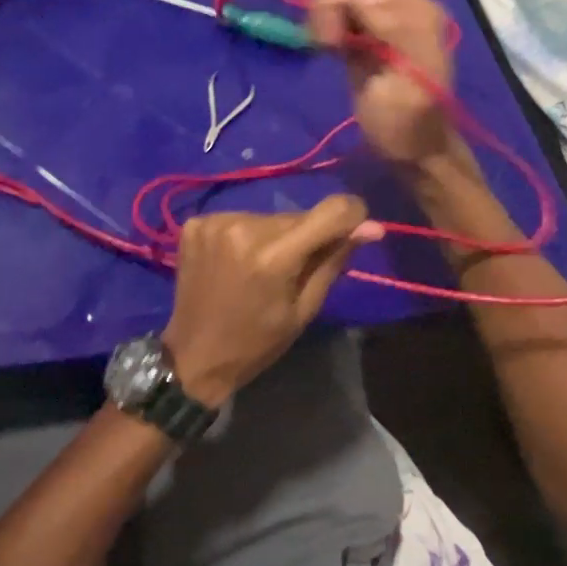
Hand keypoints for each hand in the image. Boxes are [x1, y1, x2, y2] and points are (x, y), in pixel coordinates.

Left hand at [162, 195, 383, 403]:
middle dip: (305, 236)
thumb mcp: (304, 309)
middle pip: (296, 216)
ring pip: (267, 218)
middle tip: (293, 270)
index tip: (356, 228)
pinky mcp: (195, 223)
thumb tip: (372, 227)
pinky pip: (238, 219)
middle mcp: (243, 228)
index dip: (351, 215)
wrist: (194, 354)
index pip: (331, 211)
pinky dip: (244, 236)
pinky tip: (234, 263)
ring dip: (273, 236)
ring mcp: (214, 222)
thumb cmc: (256, 342)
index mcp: (274, 256)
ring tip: (259, 270)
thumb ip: (334, 261)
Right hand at [308, 0, 462, 165]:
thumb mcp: (404, 86)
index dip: (334, 5)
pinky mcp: (367, 28)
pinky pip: (339, 5)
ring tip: (331, 47)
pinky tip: (334, 47)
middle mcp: (403, 4)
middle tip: (329, 46)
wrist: (413, 149)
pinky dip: (327, 21)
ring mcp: (385, 15)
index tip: (332, 46)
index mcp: (415, 11)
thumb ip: (391, 33)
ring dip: (325, 14)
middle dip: (327, 6)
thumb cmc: (406, 125)